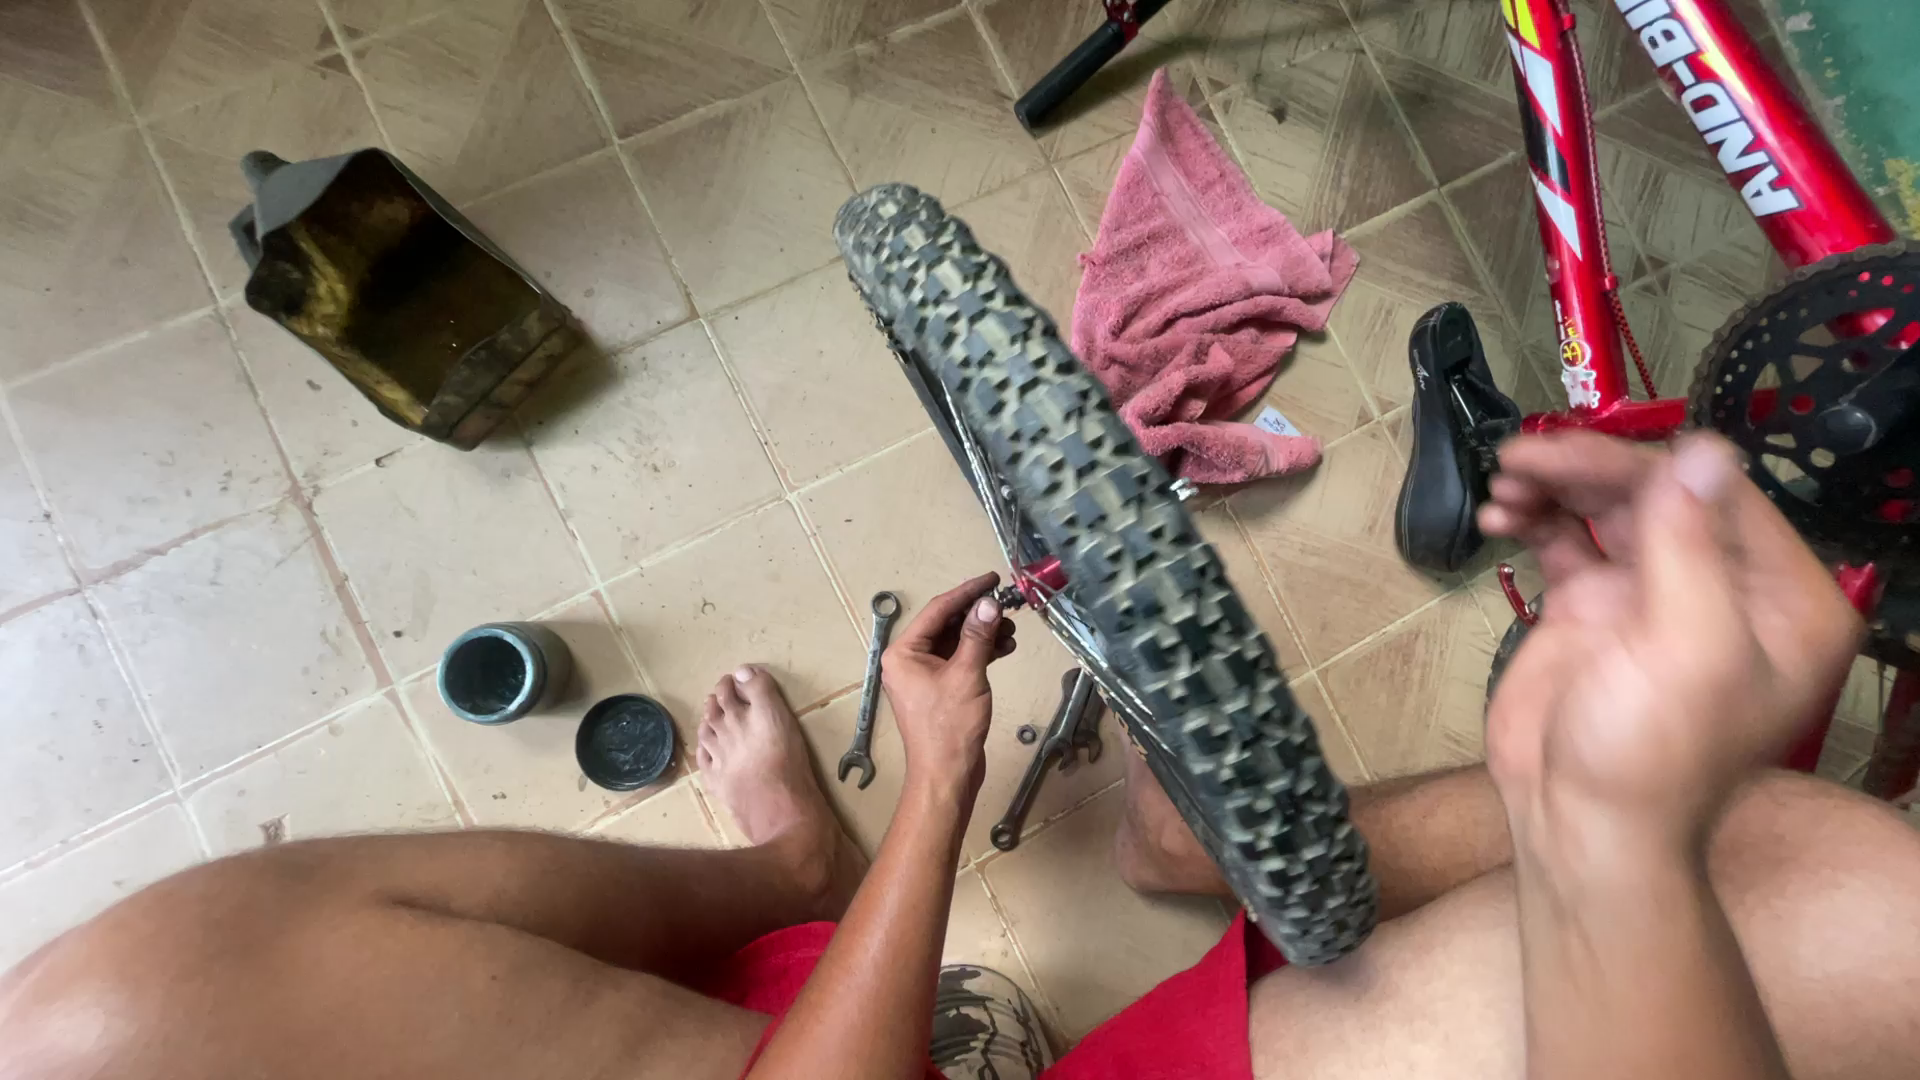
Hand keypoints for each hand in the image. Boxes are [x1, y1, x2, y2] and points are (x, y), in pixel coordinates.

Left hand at [880, 573, 1017, 797]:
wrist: (946, 775)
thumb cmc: (950, 726)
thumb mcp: (967, 674)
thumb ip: (977, 635)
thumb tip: (989, 603)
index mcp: (903, 652)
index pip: (937, 609)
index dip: (967, 592)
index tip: (992, 579)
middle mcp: (908, 660)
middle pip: (945, 624)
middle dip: (978, 615)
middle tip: (1008, 608)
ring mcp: (922, 675)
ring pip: (955, 642)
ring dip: (982, 634)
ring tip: (1011, 633)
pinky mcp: (938, 689)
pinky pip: (958, 660)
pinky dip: (980, 653)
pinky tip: (1003, 649)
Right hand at [1479, 432, 1861, 851]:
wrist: (1574, 811)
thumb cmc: (1647, 748)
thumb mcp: (1684, 649)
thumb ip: (1689, 550)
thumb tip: (1696, 453)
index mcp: (1769, 593)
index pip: (1710, 495)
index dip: (1636, 463)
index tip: (1559, 453)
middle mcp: (1710, 582)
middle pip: (1647, 494)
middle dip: (1580, 471)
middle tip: (1514, 462)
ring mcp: (1641, 592)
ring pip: (1599, 510)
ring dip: (1549, 491)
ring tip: (1500, 491)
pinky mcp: (1583, 605)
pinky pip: (1560, 541)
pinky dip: (1527, 522)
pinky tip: (1495, 521)